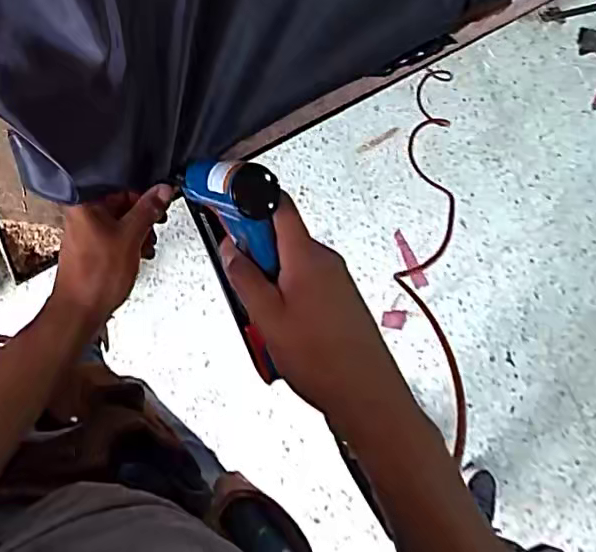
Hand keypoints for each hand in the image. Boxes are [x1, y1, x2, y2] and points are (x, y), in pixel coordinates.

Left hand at [48, 184, 172, 336]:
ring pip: (118, 220)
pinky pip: (113, 235)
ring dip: (137, 230)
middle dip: (141, 215)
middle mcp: (81, 215)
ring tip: (145, 243)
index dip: (142, 193)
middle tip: (153, 225)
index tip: (159, 200)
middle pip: (120, 202)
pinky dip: (128, 242)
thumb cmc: (94, 277)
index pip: (119, 184)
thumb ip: (148, 209)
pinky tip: (137, 253)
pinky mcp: (89, 248)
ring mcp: (84, 232)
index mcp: (85, 203)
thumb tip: (162, 191)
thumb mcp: (131, 235)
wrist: (80, 312)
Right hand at [220, 194, 412, 434]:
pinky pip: (304, 281)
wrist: (368, 397)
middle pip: (280, 235)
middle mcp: (324, 259)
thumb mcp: (267, 317)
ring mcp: (334, 278)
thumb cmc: (323, 360)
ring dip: (269, 279)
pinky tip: (283, 328)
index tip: (227, 204)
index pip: (278, 203)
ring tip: (264, 318)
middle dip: (255, 253)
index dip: (250, 198)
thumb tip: (230, 249)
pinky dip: (286, 294)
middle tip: (241, 281)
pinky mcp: (340, 297)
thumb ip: (244, 277)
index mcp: (305, 254)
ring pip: (290, 262)